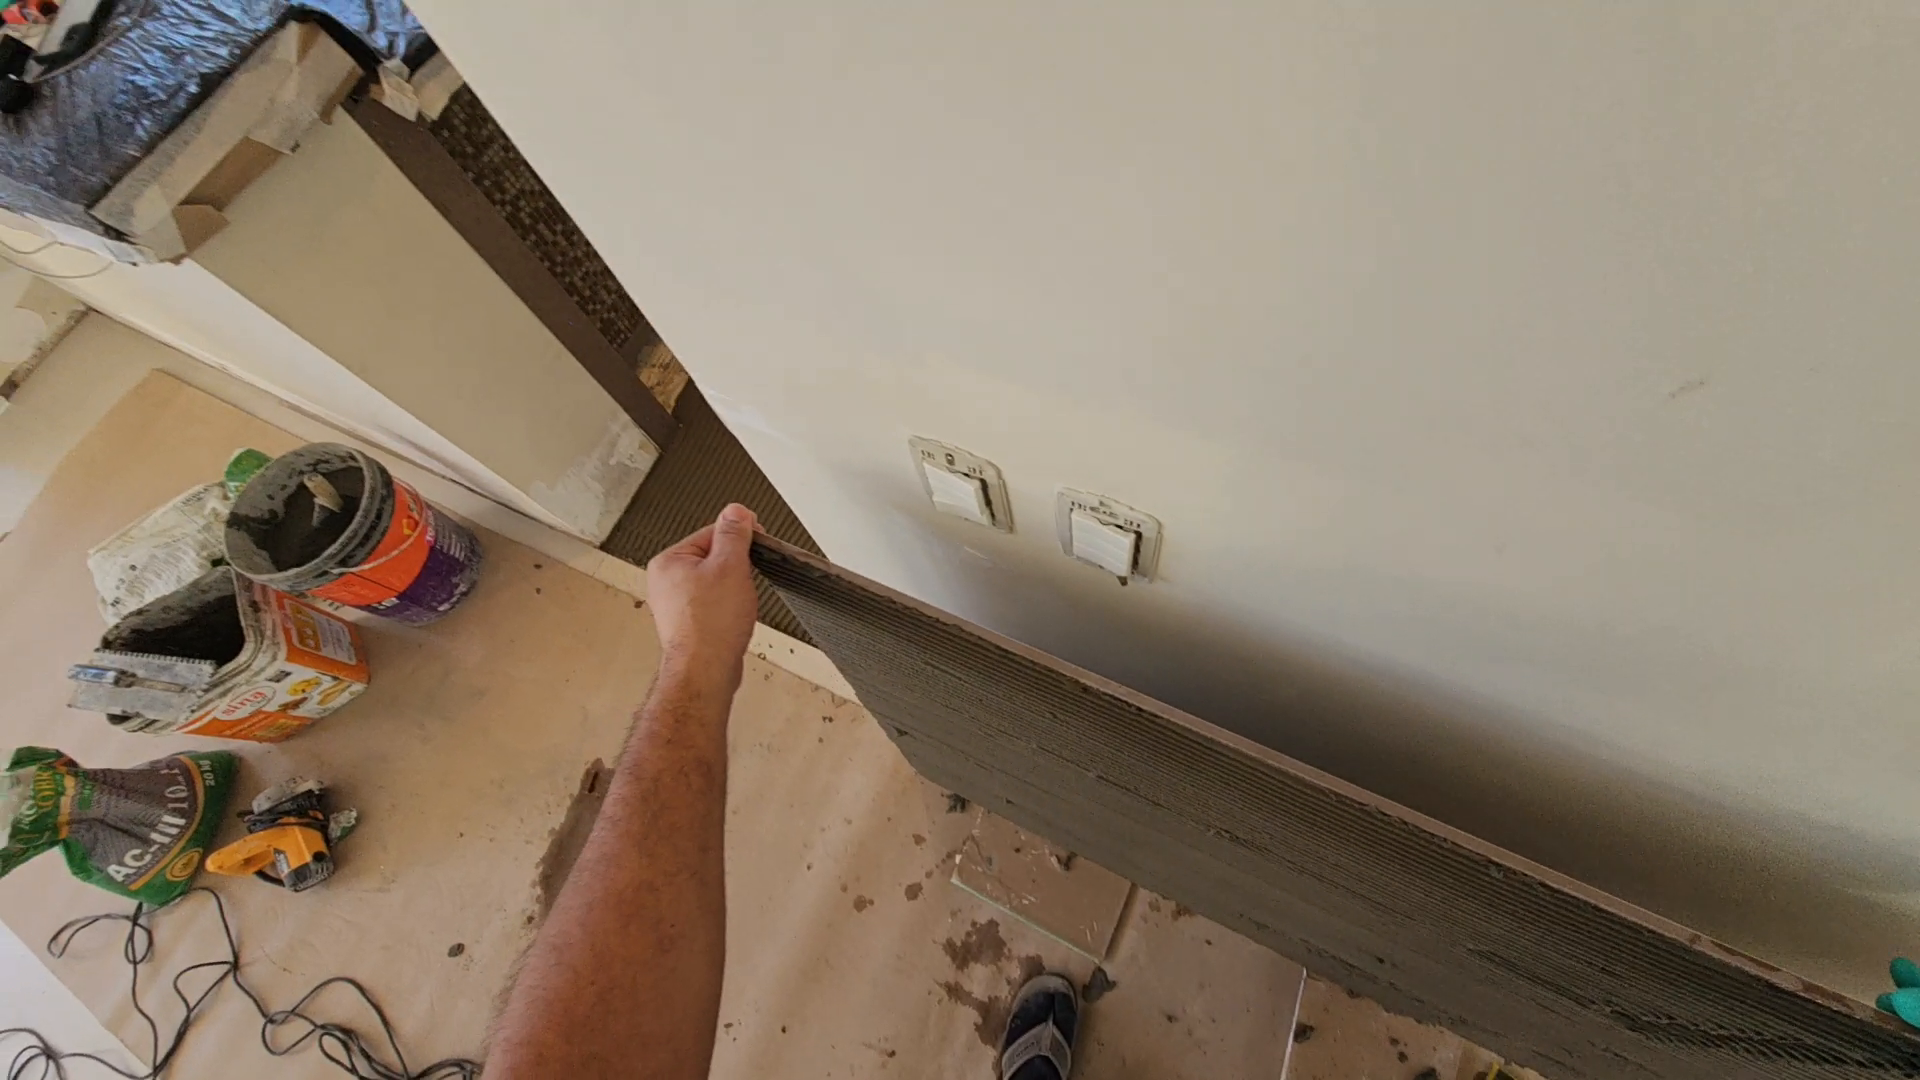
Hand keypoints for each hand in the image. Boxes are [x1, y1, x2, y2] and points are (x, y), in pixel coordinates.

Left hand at [646, 504, 760, 694]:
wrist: (705, 671)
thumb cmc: (711, 625)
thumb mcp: (731, 566)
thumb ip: (734, 534)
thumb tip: (736, 512)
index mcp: (669, 561)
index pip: (712, 533)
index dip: (738, 538)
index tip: (756, 543)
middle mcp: (666, 581)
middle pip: (714, 558)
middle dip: (736, 569)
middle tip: (743, 582)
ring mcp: (675, 605)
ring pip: (715, 582)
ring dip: (733, 590)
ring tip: (736, 605)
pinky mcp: (688, 623)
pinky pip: (713, 604)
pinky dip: (728, 608)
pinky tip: (732, 619)